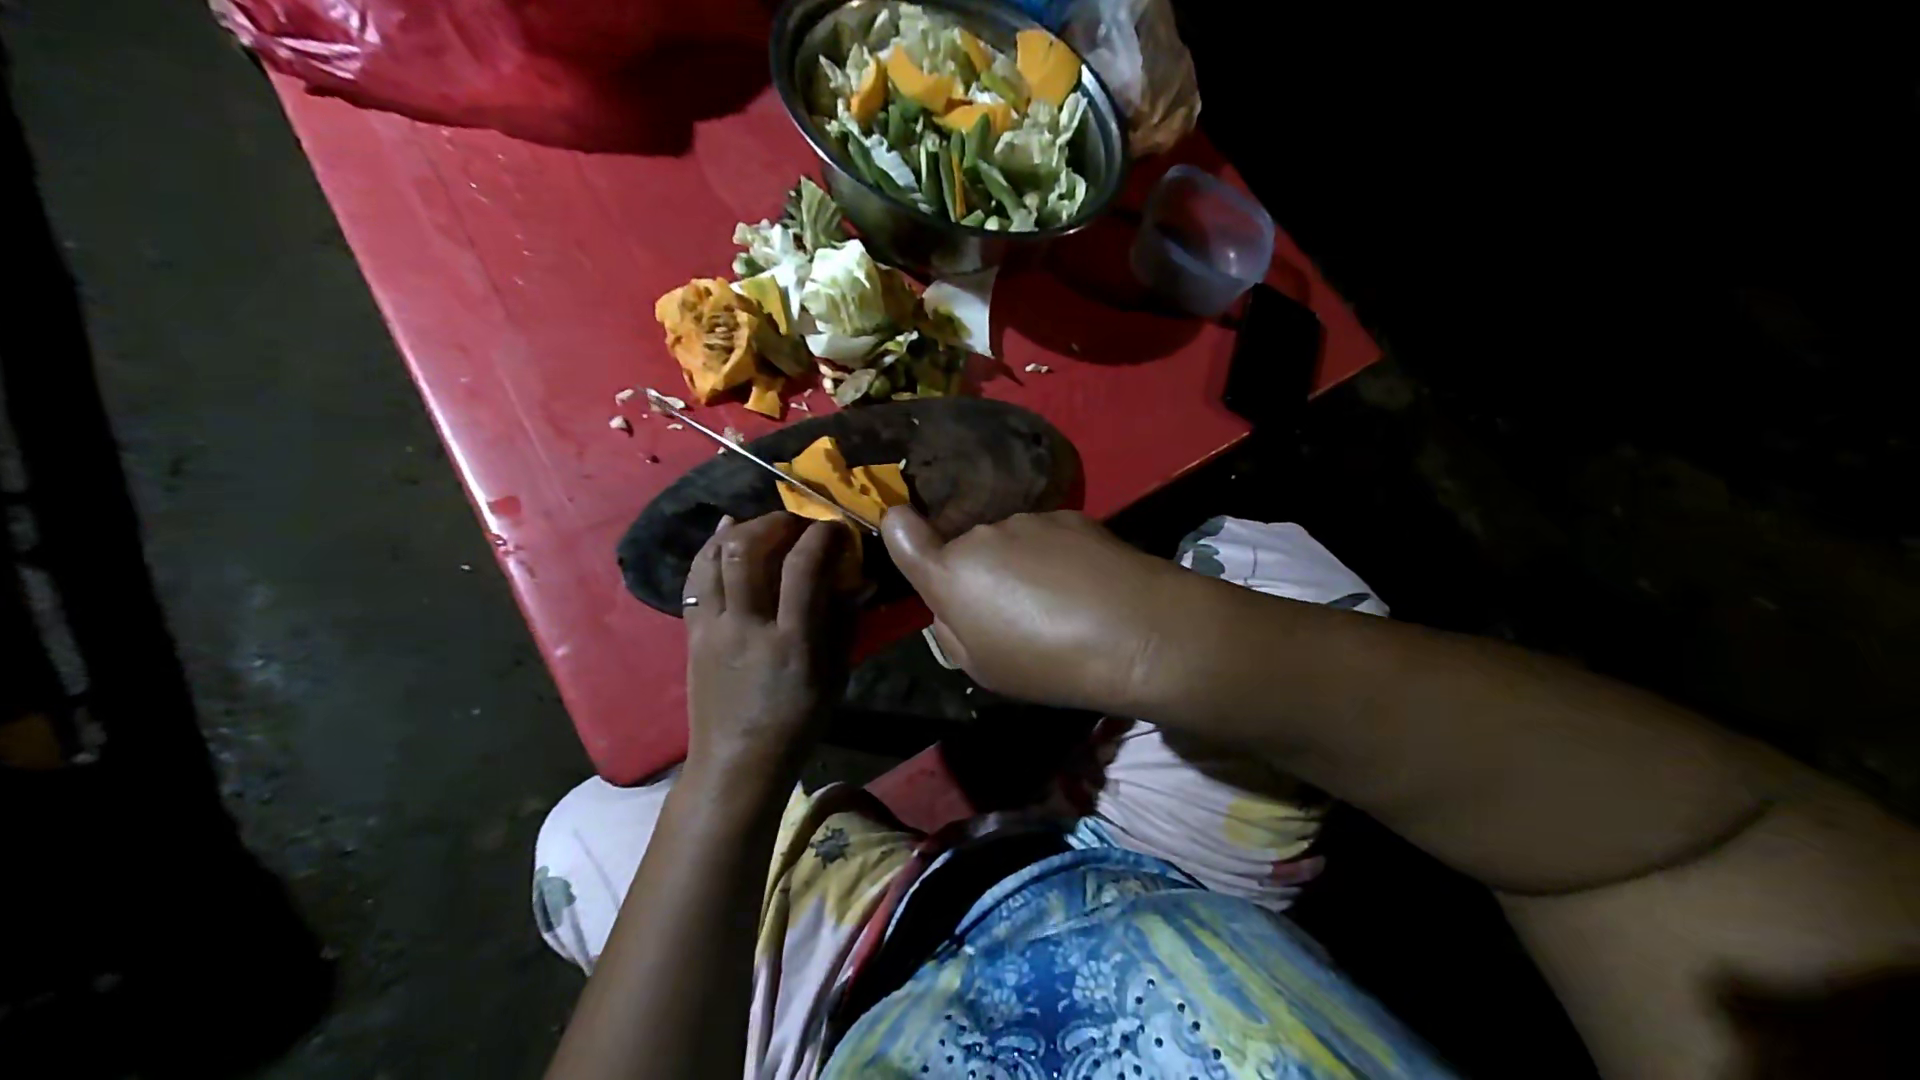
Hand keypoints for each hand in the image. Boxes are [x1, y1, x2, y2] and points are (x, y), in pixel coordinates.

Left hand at [683, 512, 849, 783]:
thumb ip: (844, 622)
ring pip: (716, 557)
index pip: (803, 568)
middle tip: (800, 524)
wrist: (738, 761)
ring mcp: (713, 627)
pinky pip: (696, 577)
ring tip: (767, 525)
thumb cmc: (797, 722)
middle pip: (749, 550)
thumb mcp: (835, 676)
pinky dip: (711, 546)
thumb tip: (858, 578)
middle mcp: (747, 627)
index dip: (822, 536)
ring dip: (744, 529)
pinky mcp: (692, 632)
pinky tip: (727, 528)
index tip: (837, 528)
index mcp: (792, 643)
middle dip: (777, 522)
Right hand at [882, 507, 1189, 713]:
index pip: (902, 532)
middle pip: (966, 550)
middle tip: (1015, 616)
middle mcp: (983, 535)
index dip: (900, 531)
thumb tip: (952, 608)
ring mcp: (1029, 520)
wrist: (1139, 631)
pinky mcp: (1071, 516)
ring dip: (1020, 566)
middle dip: (979, 576)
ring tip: (1059, 606)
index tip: (910, 538)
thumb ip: (951, 632)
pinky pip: (1045, 537)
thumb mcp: (983, 670)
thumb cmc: (1048, 662)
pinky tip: (1085, 587)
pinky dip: (1054, 557)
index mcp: (951, 574)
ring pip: (1008, 543)